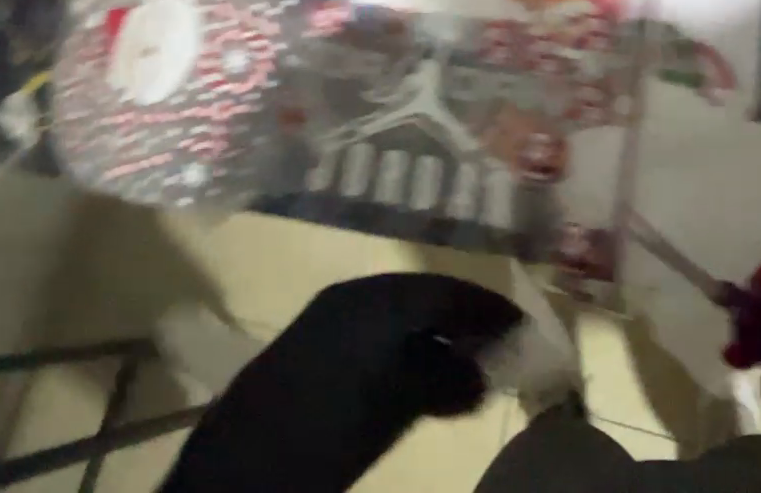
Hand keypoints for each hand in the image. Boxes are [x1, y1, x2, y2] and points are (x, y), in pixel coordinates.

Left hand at [161, 273, 522, 492]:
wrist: (237, 469)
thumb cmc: (325, 433)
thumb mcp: (394, 409)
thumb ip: (443, 384)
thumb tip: (481, 374)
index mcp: (374, 300)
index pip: (445, 290)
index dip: (487, 308)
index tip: (523, 326)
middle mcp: (352, 295)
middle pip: (423, 296)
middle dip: (463, 318)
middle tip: (500, 343)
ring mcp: (328, 315)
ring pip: (398, 313)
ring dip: (435, 334)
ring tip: (470, 364)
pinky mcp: (312, 340)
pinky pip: (374, 329)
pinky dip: (405, 347)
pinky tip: (422, 375)